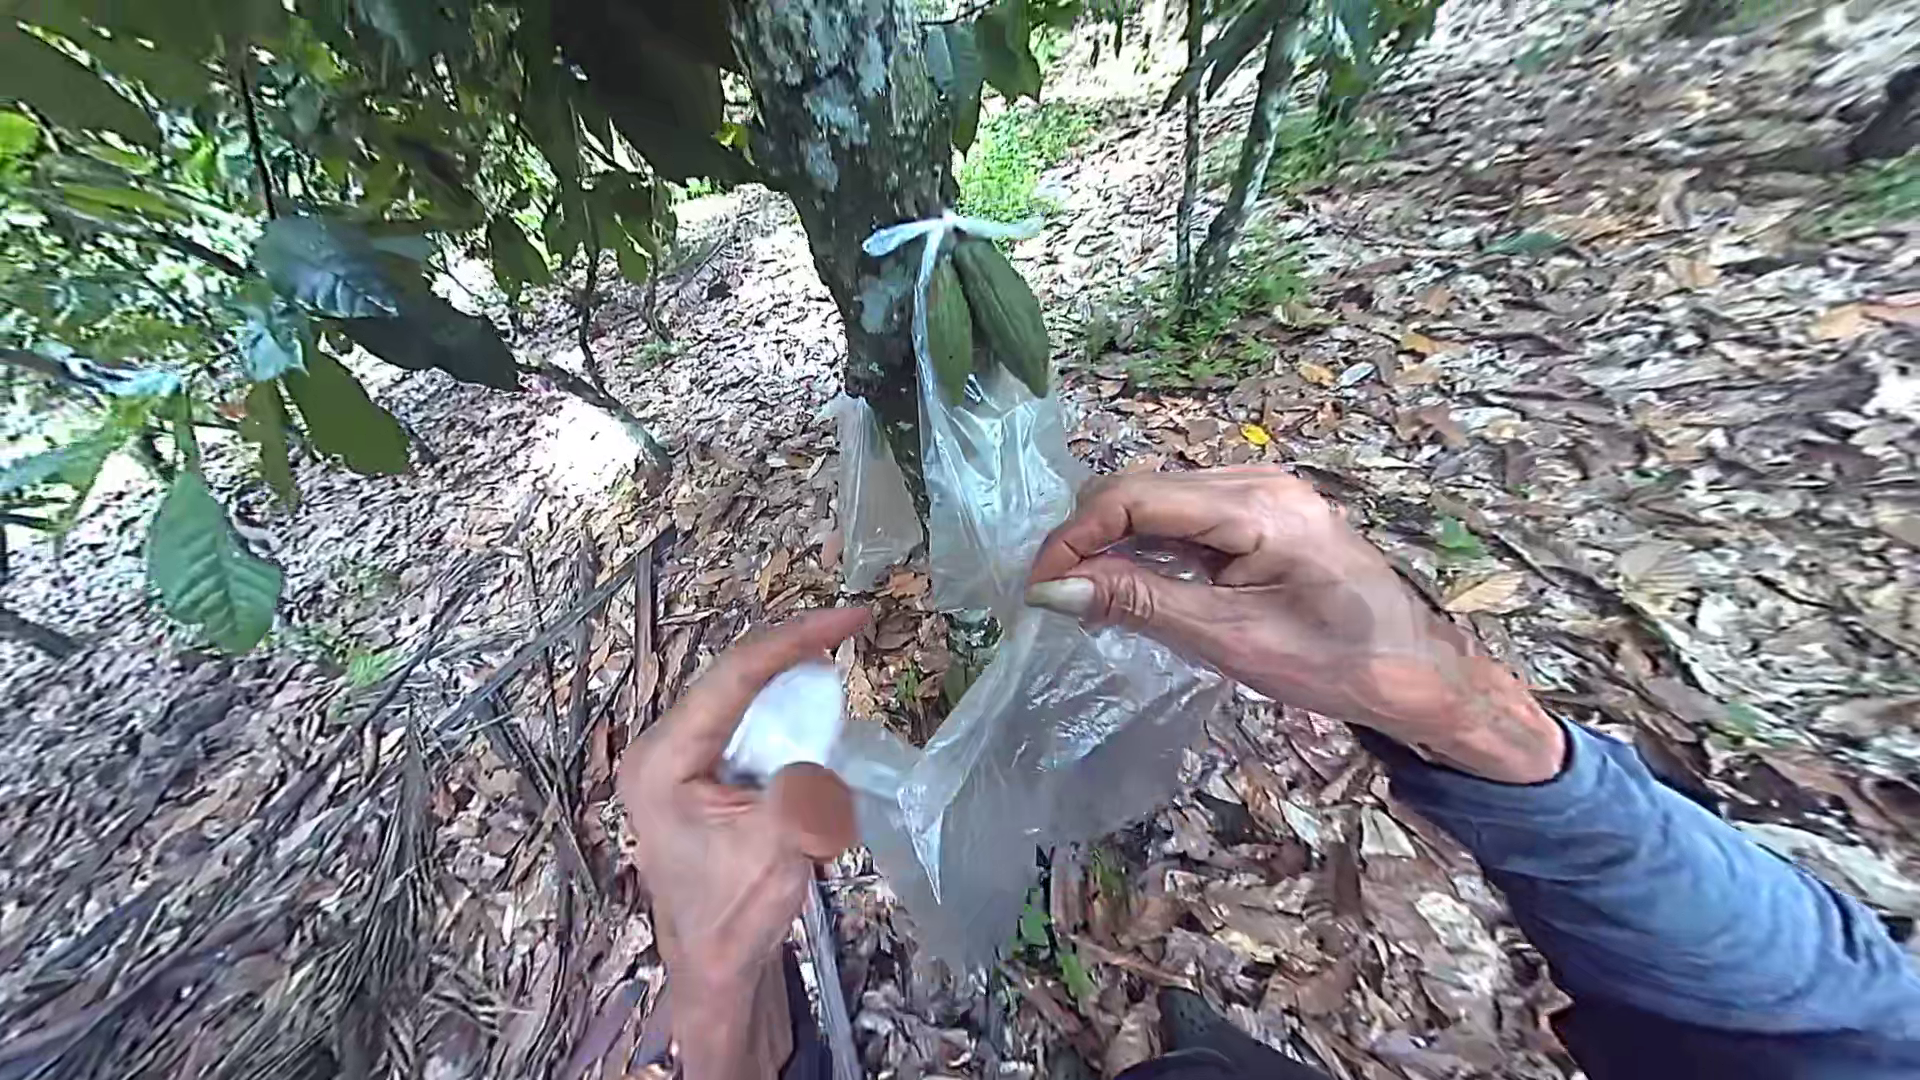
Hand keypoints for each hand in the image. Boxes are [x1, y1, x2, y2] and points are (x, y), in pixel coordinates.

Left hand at [617, 607, 868, 1078]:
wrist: (718, 963)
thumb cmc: (733, 915)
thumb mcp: (771, 861)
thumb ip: (796, 806)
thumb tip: (820, 768)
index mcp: (665, 759)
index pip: (736, 676)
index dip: (796, 639)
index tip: (851, 617)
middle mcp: (667, 743)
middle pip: (737, 670)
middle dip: (796, 641)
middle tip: (851, 623)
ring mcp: (684, 751)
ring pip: (744, 684)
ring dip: (793, 662)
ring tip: (837, 642)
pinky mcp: (707, 761)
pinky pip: (751, 708)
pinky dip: (789, 691)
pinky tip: (815, 687)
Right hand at [1025, 466, 1562, 783]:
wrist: (1418, 675)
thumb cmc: (1333, 665)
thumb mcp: (1227, 638)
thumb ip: (1136, 603)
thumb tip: (1051, 591)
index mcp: (1256, 506)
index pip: (1134, 498)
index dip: (1074, 536)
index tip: (1038, 585)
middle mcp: (1253, 480)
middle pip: (1137, 488)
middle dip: (1084, 536)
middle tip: (1057, 592)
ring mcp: (1254, 490)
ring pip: (1150, 498)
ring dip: (1108, 541)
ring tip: (1086, 591)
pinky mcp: (1252, 510)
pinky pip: (1174, 514)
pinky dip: (1138, 545)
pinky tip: (1129, 580)